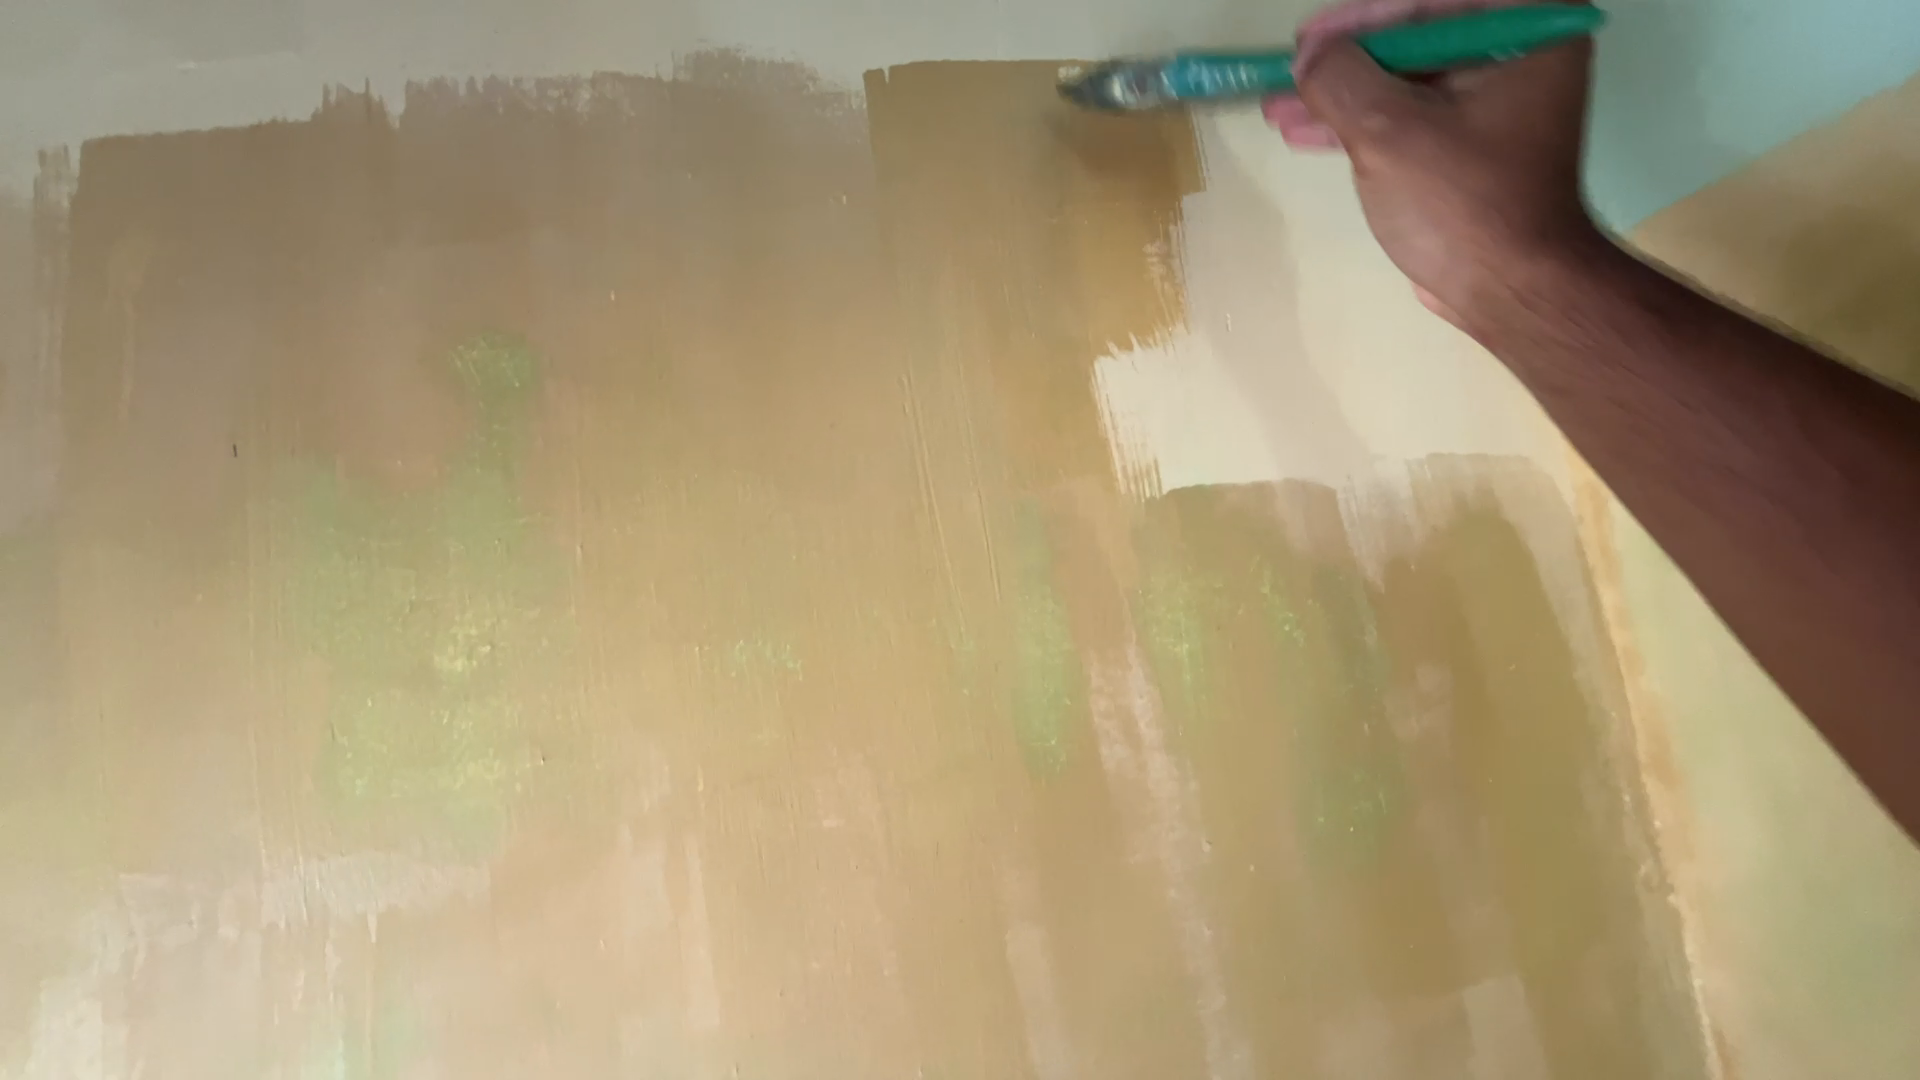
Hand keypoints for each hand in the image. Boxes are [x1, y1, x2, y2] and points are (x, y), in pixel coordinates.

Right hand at [1263, 0, 1603, 327]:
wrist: (1505, 283)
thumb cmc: (1458, 200)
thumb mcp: (1388, 132)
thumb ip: (1341, 81)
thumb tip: (1308, 55)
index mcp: (1524, 23)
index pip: (1427, 3)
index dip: (1356, 21)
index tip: (1303, 40)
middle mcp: (1517, 52)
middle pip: (1413, 41)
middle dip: (1341, 64)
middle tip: (1285, 75)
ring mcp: (1493, 103)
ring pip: (1402, 85)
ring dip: (1338, 99)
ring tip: (1279, 110)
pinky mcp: (1469, 148)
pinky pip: (1407, 120)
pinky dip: (1359, 127)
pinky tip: (1310, 133)